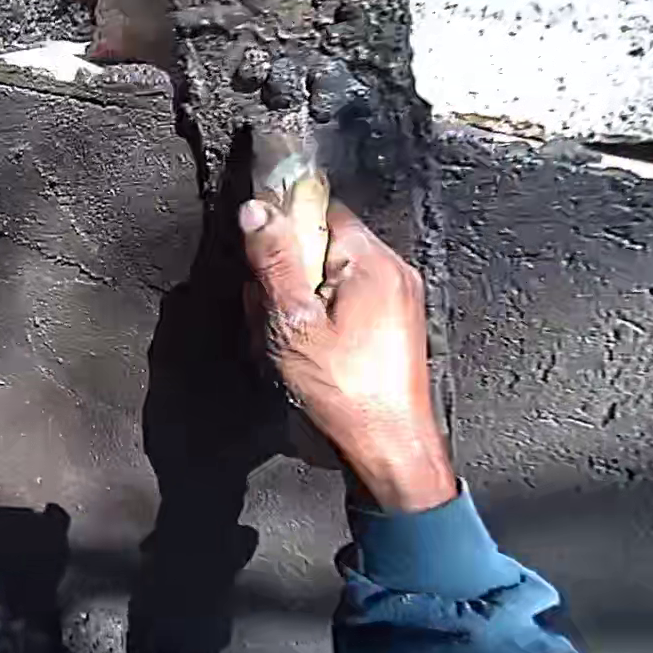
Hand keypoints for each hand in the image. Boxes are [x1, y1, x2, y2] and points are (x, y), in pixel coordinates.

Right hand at [239, 197, 455, 512]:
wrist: (387, 443)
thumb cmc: (344, 390)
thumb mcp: (294, 323)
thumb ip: (275, 262)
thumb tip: (255, 210)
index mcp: (372, 262)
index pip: (321, 210)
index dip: (284, 231)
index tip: (264, 264)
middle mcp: (393, 270)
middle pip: (323, 244)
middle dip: (288, 273)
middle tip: (274, 314)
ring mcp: (397, 295)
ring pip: (330, 274)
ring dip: (300, 299)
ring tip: (291, 338)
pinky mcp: (393, 319)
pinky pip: (345, 298)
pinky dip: (319, 315)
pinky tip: (310, 347)